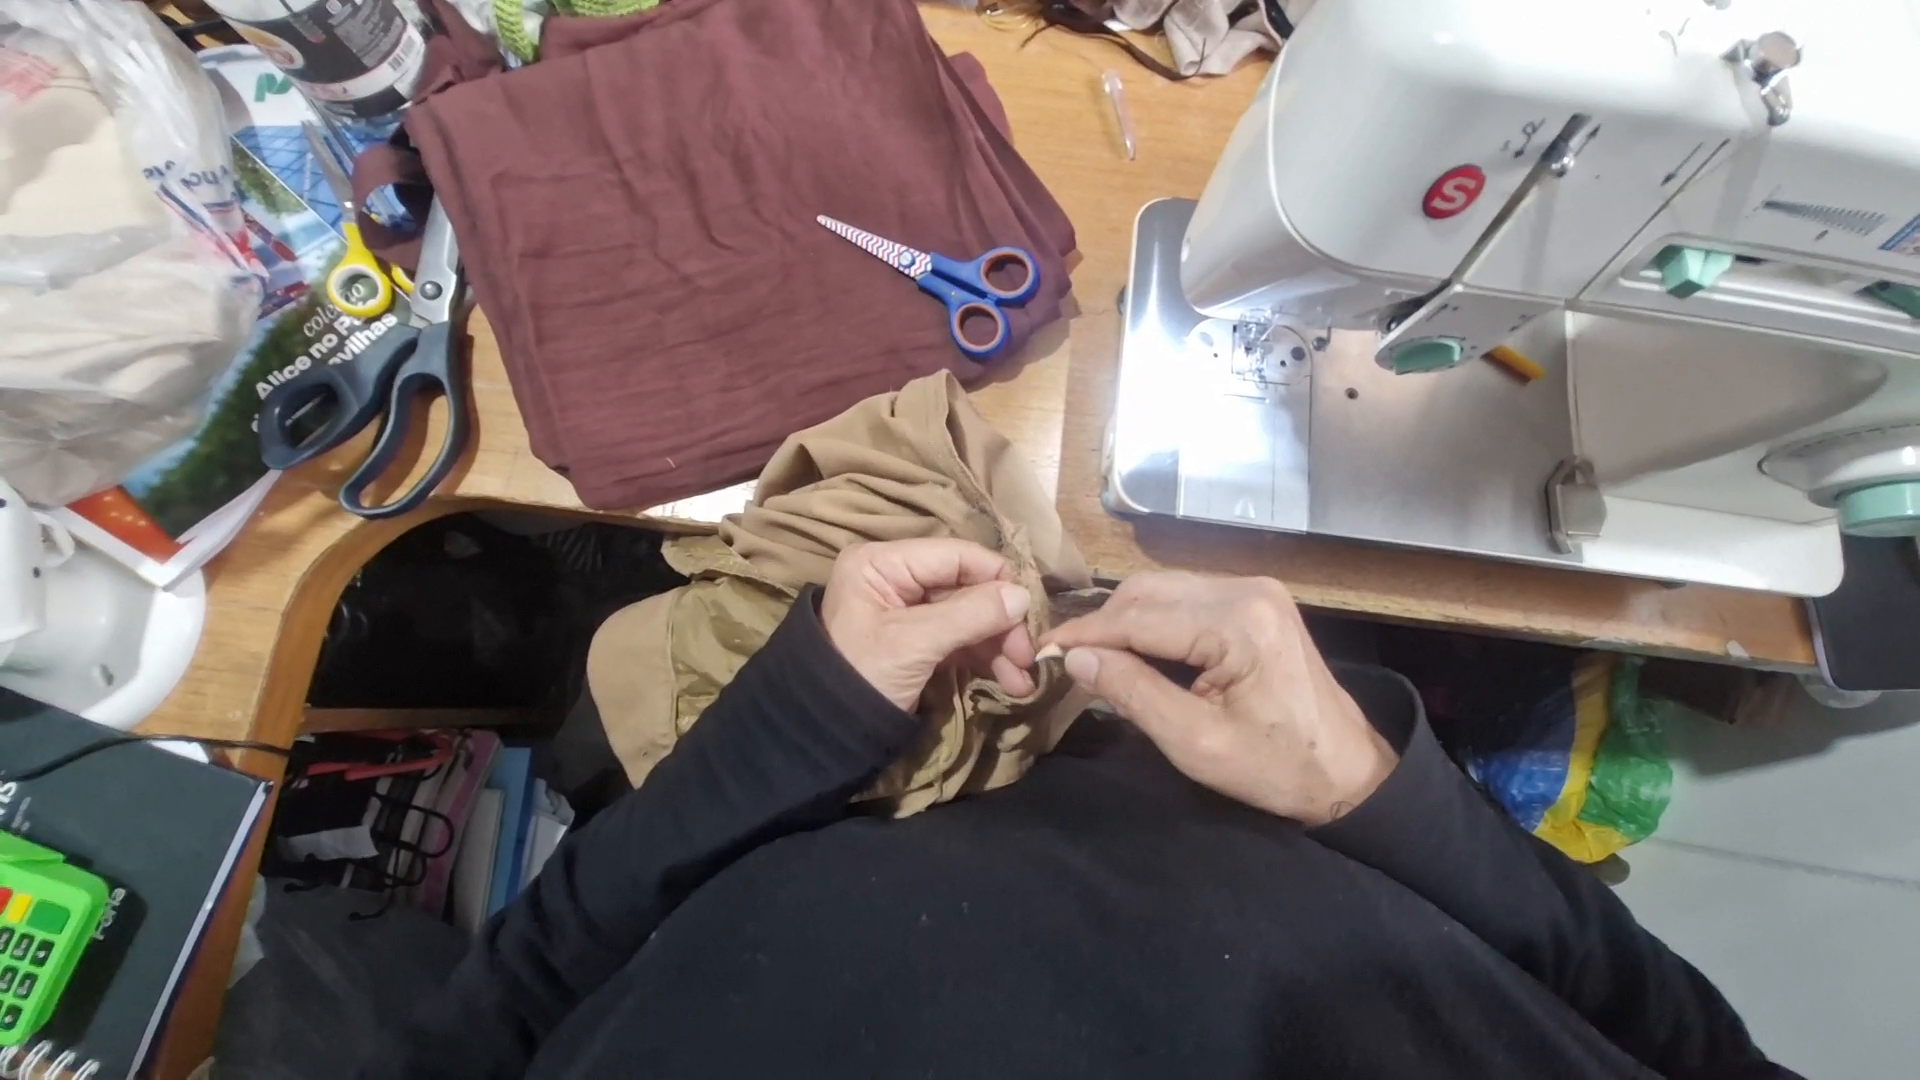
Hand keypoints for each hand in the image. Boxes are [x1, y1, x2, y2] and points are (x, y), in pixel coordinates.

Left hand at [819, 539, 1037, 711]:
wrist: (824, 735)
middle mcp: (897, 578)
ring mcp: (909, 611)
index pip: (955, 555)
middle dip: (1001, 623)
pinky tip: (1010, 682)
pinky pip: (961, 640)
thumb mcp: (914, 643)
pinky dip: (986, 659)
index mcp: (883, 563)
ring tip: (1023, 680)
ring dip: (1000, 646)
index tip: (1030, 608)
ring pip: (969, 617)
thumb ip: (970, 614)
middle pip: (967, 587)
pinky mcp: (920, 642)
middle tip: (1028, 656)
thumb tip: (1023, 595)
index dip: (997, 577)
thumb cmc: (861, 676)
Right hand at [1041, 572, 1394, 824]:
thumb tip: (1075, 658)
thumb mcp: (1195, 743)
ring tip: (1095, 656)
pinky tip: (1136, 648)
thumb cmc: (1275, 768)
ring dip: (1124, 619)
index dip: (1084, 633)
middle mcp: (1246, 589)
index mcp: (1238, 623)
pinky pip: (1185, 598)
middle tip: (1066, 659)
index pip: (1139, 618)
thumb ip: (1132, 694)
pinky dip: (1151, 620)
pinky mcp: (1255, 599)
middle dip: (1102, 624)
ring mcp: (1254, 589)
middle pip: (1147, 592)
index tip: (1041, 650)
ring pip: (1162, 589)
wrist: (1348, 772)